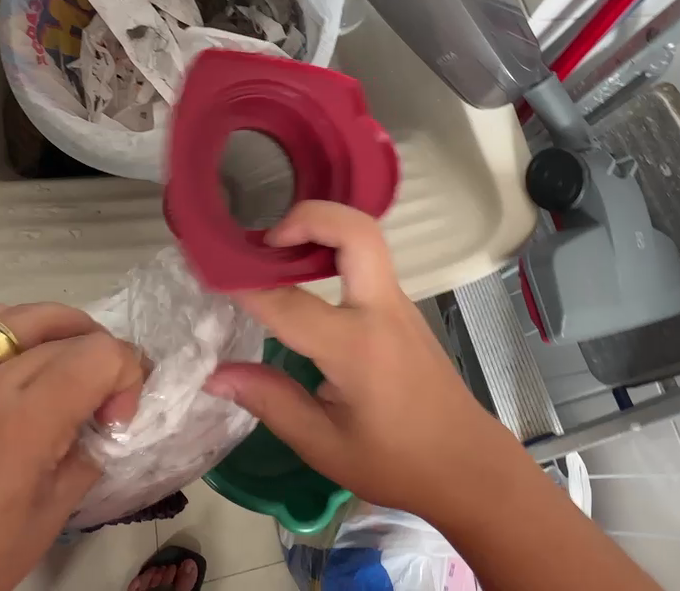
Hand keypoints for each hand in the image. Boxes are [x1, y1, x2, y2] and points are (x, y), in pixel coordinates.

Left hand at [0, 303, 144, 590]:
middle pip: (68, 335)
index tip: (120, 418)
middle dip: (101, 361)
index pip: (101, 356)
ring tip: (65, 364)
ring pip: (20, 315)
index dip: (128, 377)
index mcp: (19, 422)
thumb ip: (84, 457)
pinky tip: (10, 354)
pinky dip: (2, 326)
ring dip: (59, 332)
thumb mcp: (42, 524)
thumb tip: (104, 423)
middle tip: (102, 402)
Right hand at [204, 201, 528, 521]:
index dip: (246, 285)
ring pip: (365, 237)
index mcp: (357, 346)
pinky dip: (334, 248)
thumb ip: (270, 401)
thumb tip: (216, 375)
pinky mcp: (402, 305)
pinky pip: (368, 258)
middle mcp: (381, 309)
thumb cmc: (395, 460)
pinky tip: (305, 277)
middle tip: (266, 242)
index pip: (289, 302)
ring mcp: (398, 301)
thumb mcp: (324, 444)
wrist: (467, 462)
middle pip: (354, 230)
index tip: (213, 273)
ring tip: (278, 253)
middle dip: (307, 218)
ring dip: (322, 228)